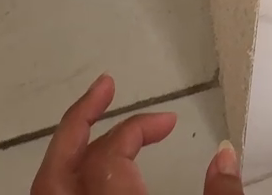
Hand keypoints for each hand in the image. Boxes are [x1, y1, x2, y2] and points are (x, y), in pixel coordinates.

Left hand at [31, 75, 244, 194]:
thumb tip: (225, 154)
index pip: (108, 159)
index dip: (136, 130)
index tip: (168, 123)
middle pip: (56, 173)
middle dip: (77, 122)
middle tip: (104, 86)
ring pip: (46, 191)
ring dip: (67, 150)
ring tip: (90, 118)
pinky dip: (66, 179)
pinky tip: (89, 170)